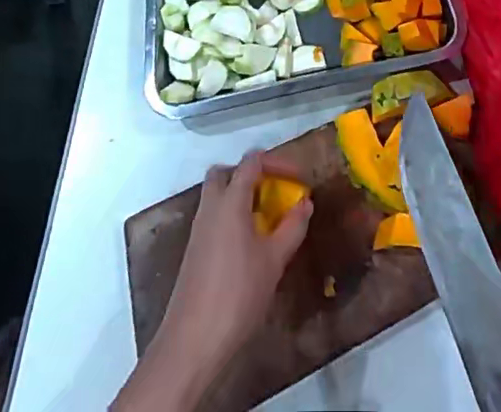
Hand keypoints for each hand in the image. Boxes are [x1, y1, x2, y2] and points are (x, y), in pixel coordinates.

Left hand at [112, 151, 311, 411]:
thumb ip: (293, 226)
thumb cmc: (239, 293)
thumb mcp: (275, 259)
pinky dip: (232, 215)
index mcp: (230, 201)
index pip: (251, 162)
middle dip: (252, 174)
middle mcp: (210, 207)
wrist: (194, 338)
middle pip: (226, 172)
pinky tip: (250, 242)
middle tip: (276, 191)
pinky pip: (214, 216)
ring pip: (217, 195)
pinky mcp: (194, 248)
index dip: (277, 162)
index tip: (299, 179)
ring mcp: (198, 228)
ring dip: (241, 196)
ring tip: (268, 217)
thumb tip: (305, 202)